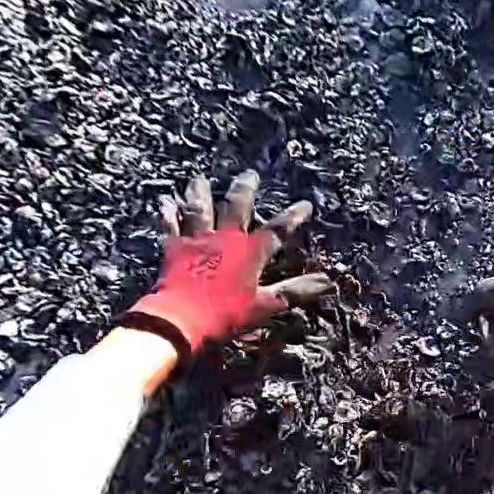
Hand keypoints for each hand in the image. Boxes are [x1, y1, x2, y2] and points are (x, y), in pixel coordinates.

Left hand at [121, 173, 334, 359]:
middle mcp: (226, 237)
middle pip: (237, 206)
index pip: (278, 230)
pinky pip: (170, 226)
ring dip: (201, 193)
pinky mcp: (175, 248)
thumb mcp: (266, 304)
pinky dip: (168, 214)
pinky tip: (165, 203)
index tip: (306, 205)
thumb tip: (328, 281)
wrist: (182, 318)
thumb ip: (295, 290)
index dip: (293, 216)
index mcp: (250, 251)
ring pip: (201, 208)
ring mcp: (198, 240)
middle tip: (250, 175)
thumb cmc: (227, 314)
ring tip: (200, 180)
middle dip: (245, 189)